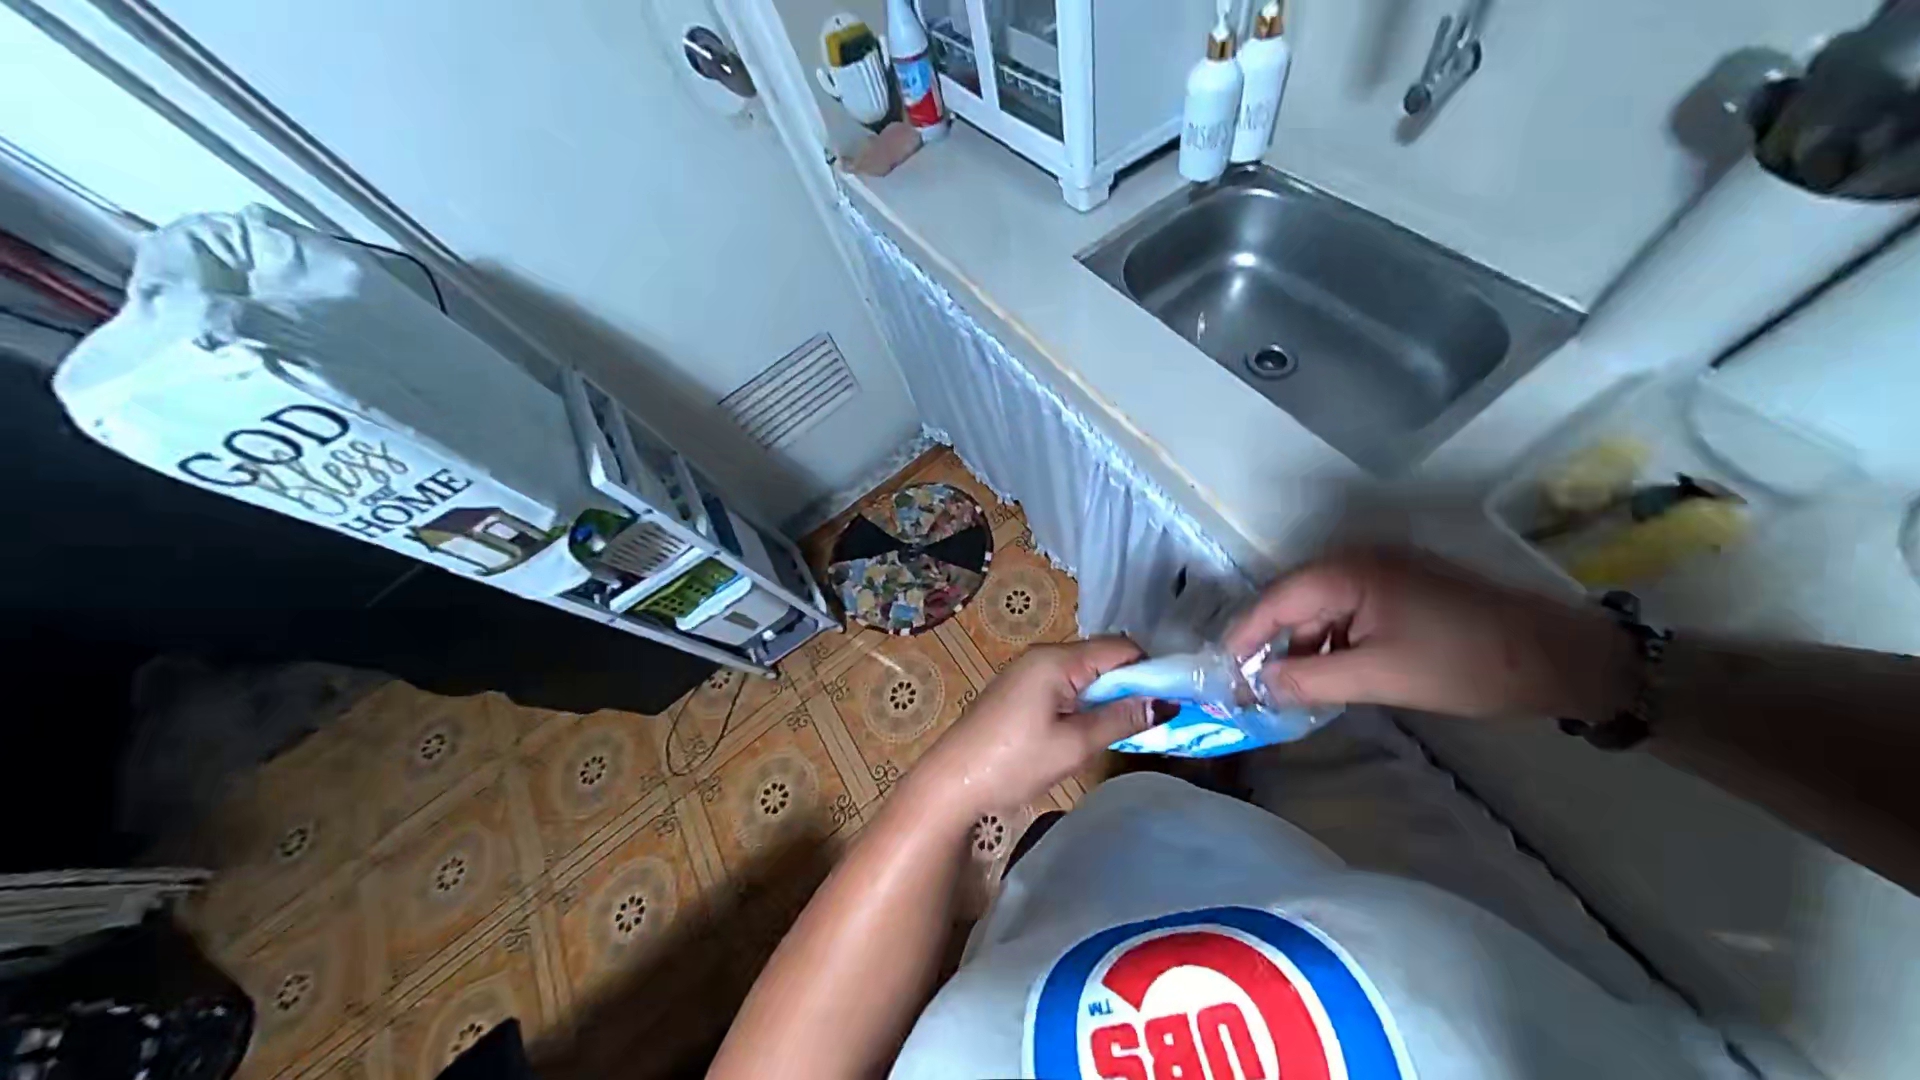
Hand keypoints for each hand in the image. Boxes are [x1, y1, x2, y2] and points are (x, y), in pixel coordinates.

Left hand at [907, 637, 1153, 820]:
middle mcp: (1043, 654)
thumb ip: (1120, 719)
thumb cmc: (1014, 762)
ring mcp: (1028, 670)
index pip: (1120, 647)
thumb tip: (1166, 703)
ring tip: (1126, 729)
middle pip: (1102, 657)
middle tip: (1154, 721)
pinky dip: (1084, 701)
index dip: (1151, 670)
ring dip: (1107, 695)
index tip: (1173, 701)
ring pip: (1084, 672)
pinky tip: (1090, 729)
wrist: (952, 780)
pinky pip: (1064, 683)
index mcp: (1056, 660)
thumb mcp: (1074, 745)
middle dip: (1131, 684)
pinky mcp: (1020, 688)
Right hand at [1223, 549, 1634, 721]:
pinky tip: (1325, 676)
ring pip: (1317, 614)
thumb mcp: (1379, 677)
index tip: (1221, 674)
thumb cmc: (1465, 664)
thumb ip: (1308, 679)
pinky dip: (1329, 645)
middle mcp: (1354, 563)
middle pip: (1291, 605)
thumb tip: (1254, 686)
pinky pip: (1344, 617)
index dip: (1243, 638)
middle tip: (1248, 688)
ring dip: (1300, 650)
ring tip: (1284, 691)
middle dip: (1269, 647)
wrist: (1565, 659)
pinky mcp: (1397, 591)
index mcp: (1346, 572)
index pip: (1273, 602)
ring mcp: (1378, 574)